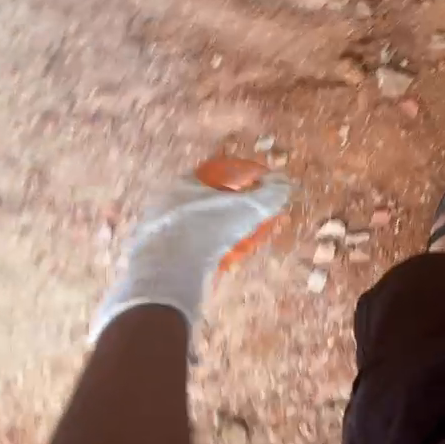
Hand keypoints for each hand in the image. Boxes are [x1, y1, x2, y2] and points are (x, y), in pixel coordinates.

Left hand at [90, 166, 291, 340]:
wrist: (167, 273)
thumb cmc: (208, 229)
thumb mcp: (249, 208)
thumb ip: (271, 193)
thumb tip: (284, 181)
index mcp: (187, 184)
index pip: (221, 170)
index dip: (247, 174)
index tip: (264, 184)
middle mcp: (169, 202)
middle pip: (213, 199)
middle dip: (239, 207)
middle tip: (259, 217)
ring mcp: (161, 230)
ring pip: (204, 225)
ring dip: (229, 231)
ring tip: (248, 243)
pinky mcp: (160, 256)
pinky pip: (194, 248)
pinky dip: (215, 251)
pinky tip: (228, 262)